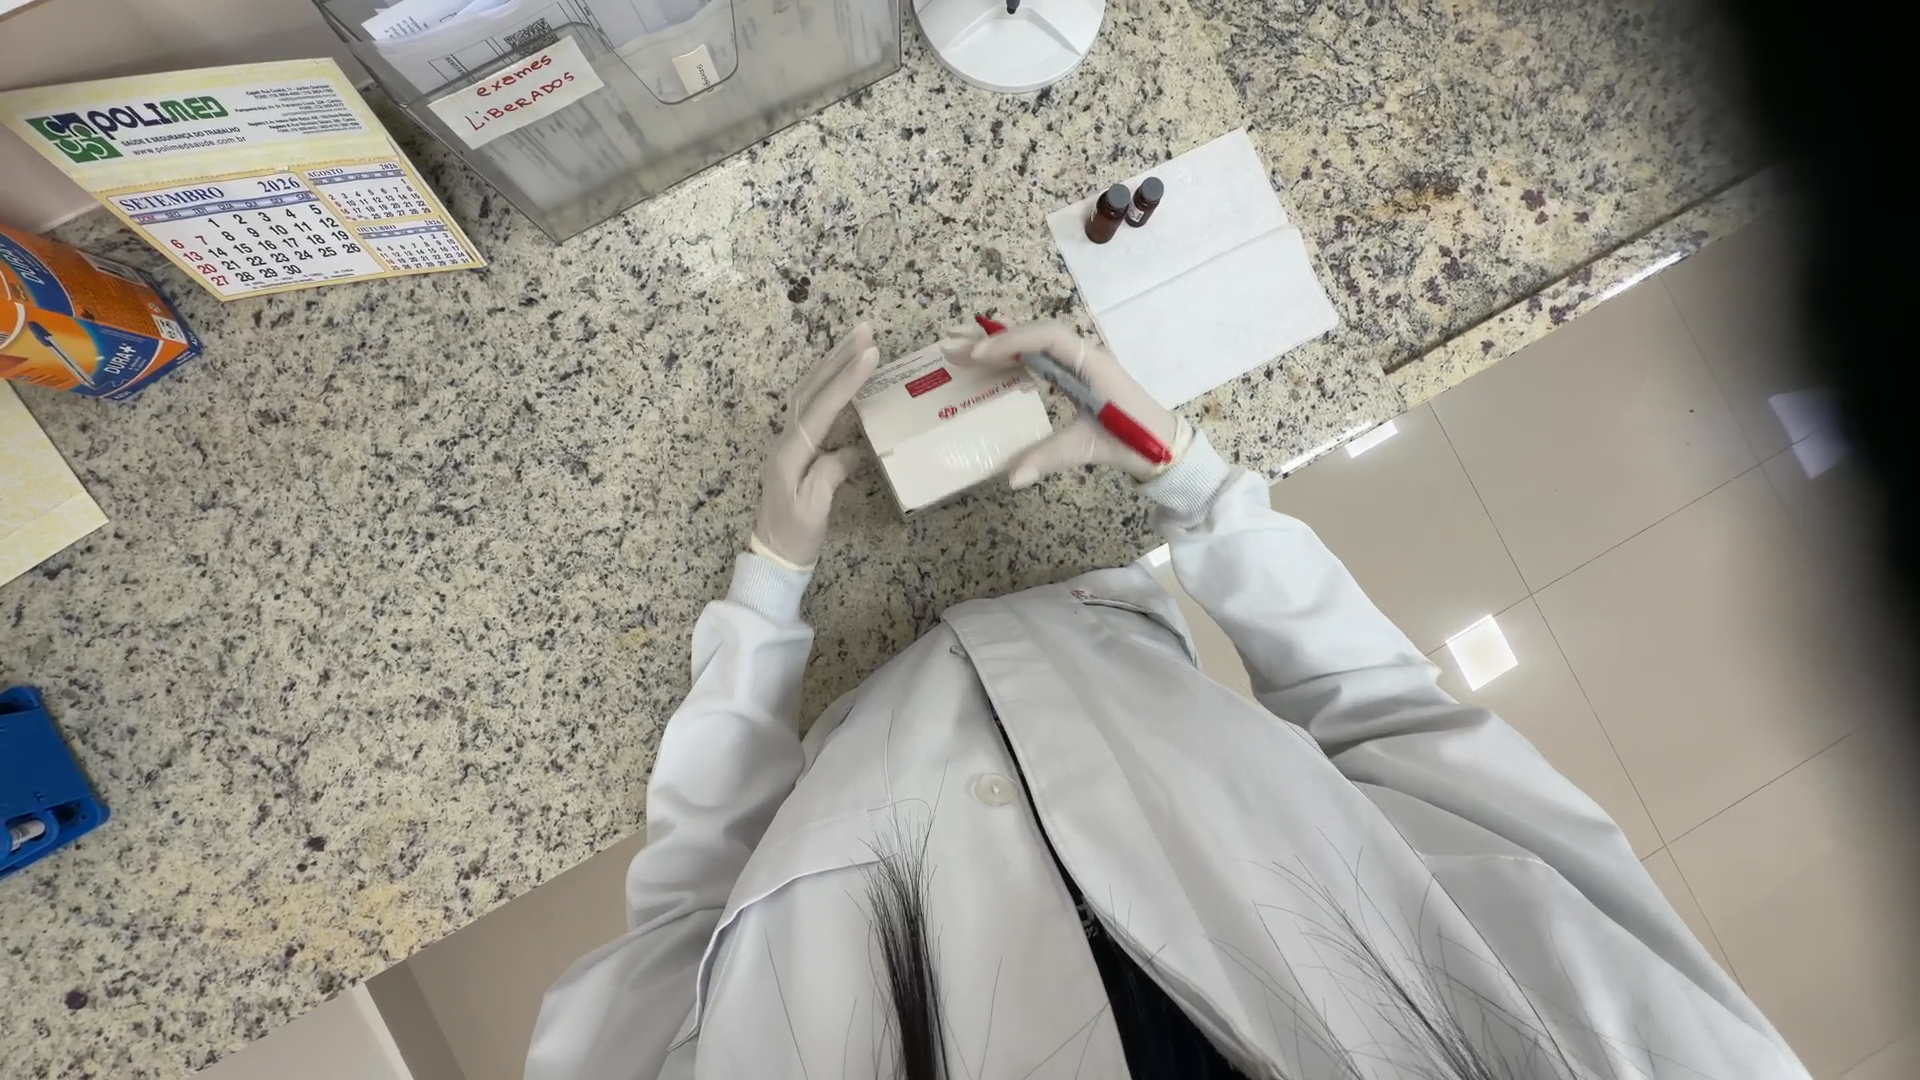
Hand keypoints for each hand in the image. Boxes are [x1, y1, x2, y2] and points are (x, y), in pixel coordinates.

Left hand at [750, 324, 879, 570]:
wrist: (772, 557)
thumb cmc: (795, 537)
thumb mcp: (815, 509)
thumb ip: (831, 473)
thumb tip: (852, 449)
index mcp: (790, 452)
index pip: (822, 406)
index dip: (847, 379)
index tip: (871, 354)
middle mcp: (785, 440)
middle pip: (811, 388)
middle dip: (838, 356)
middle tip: (865, 329)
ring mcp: (787, 442)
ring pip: (808, 392)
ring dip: (831, 364)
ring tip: (856, 341)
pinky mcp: (795, 449)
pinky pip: (811, 406)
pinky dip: (827, 384)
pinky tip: (842, 376)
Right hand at [943, 320, 1185, 488]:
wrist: (1165, 447)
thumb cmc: (1134, 442)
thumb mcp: (1087, 448)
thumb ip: (1048, 458)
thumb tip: (1012, 478)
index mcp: (1091, 364)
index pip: (1046, 337)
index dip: (1011, 341)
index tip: (979, 355)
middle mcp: (1084, 355)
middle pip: (1032, 334)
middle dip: (990, 339)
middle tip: (950, 346)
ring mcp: (1080, 363)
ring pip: (1033, 342)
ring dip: (997, 344)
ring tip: (959, 349)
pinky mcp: (1077, 375)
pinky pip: (1040, 356)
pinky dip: (1012, 355)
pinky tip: (989, 361)